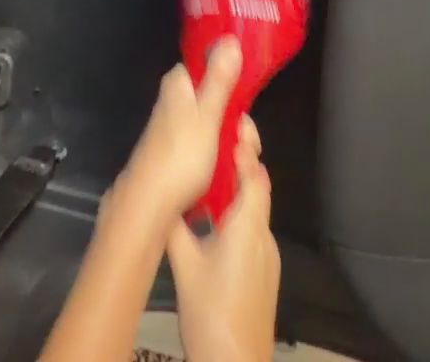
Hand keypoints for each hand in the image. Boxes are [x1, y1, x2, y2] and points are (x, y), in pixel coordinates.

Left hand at [115, 38, 241, 219]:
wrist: (149, 203)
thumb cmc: (180, 156)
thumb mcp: (207, 115)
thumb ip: (219, 79)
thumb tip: (230, 38)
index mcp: (178, 84)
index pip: (207, 66)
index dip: (231, 80)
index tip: (246, 105)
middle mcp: (173, 100)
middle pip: (215, 98)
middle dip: (235, 119)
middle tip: (246, 143)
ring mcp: (174, 127)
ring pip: (214, 123)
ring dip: (230, 140)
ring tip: (239, 160)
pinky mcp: (176, 150)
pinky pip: (206, 143)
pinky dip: (218, 153)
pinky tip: (225, 170)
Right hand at [167, 117, 279, 361]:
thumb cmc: (210, 312)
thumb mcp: (183, 266)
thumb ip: (174, 227)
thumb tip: (163, 198)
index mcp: (246, 227)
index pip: (252, 175)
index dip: (244, 146)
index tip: (233, 119)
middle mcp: (262, 237)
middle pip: (258, 188)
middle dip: (244, 159)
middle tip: (228, 130)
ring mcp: (267, 257)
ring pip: (256, 209)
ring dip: (241, 185)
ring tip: (216, 164)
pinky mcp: (263, 273)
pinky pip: (253, 229)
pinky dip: (240, 210)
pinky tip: (217, 214)